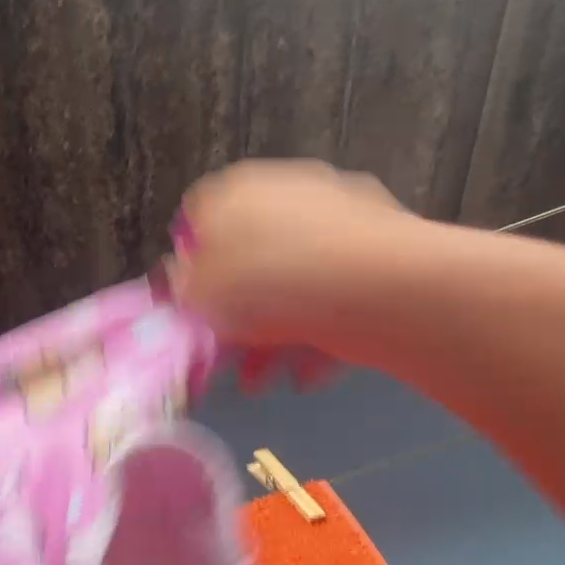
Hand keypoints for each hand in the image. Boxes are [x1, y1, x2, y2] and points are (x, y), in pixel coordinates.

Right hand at [172, 160, 426, 387]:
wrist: (377, 287)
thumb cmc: (266, 286)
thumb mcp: (196, 297)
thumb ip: (182, 290)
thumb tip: (184, 283)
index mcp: (233, 191)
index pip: (195, 221)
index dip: (190, 269)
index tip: (193, 309)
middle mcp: (286, 188)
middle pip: (248, 254)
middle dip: (238, 310)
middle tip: (229, 352)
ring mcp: (339, 210)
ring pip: (292, 278)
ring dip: (274, 331)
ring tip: (266, 376)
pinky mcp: (382, 242)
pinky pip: (334, 289)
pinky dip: (319, 327)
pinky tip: (309, 368)